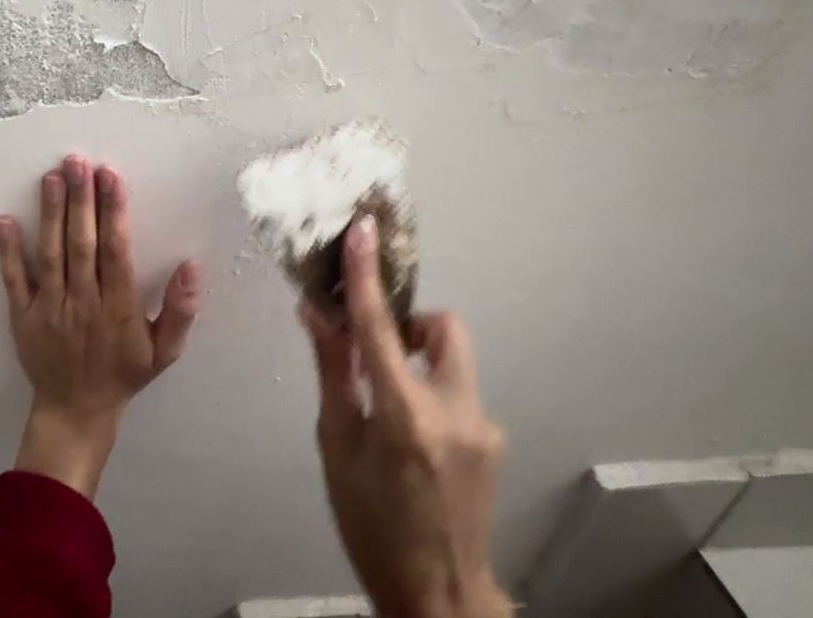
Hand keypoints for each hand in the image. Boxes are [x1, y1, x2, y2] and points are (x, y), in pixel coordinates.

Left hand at [0, 155, 200, 497]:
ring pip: (50, 255)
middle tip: (78, 162)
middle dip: (81, 200)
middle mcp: (83, 304)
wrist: (76, 412)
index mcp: (119, 309)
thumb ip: (179, 309)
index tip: (111, 177)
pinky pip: (14, 281)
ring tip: (51, 178)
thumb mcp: (164, 351)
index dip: (114, 212)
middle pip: (82, 244)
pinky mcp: (23, 318)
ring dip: (51, 215)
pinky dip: (8, 252)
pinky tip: (4, 221)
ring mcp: (50, 310)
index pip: (117, 251)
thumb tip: (191, 266)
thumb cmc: (124, 374)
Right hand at [301, 216, 510, 617]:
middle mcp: (455, 411)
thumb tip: (318, 313)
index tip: (363, 229)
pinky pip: (458, 394)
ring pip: (451, 362)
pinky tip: (411, 439)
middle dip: (412, 322)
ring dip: (418, 362)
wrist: (438, 591)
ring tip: (388, 402)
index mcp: (405, 415)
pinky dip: (430, 395)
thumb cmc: (370, 521)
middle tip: (380, 350)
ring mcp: (483, 426)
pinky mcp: (494, 440)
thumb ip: (333, 373)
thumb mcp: (337, 446)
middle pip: (444, 328)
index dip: (366, 276)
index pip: (381, 328)